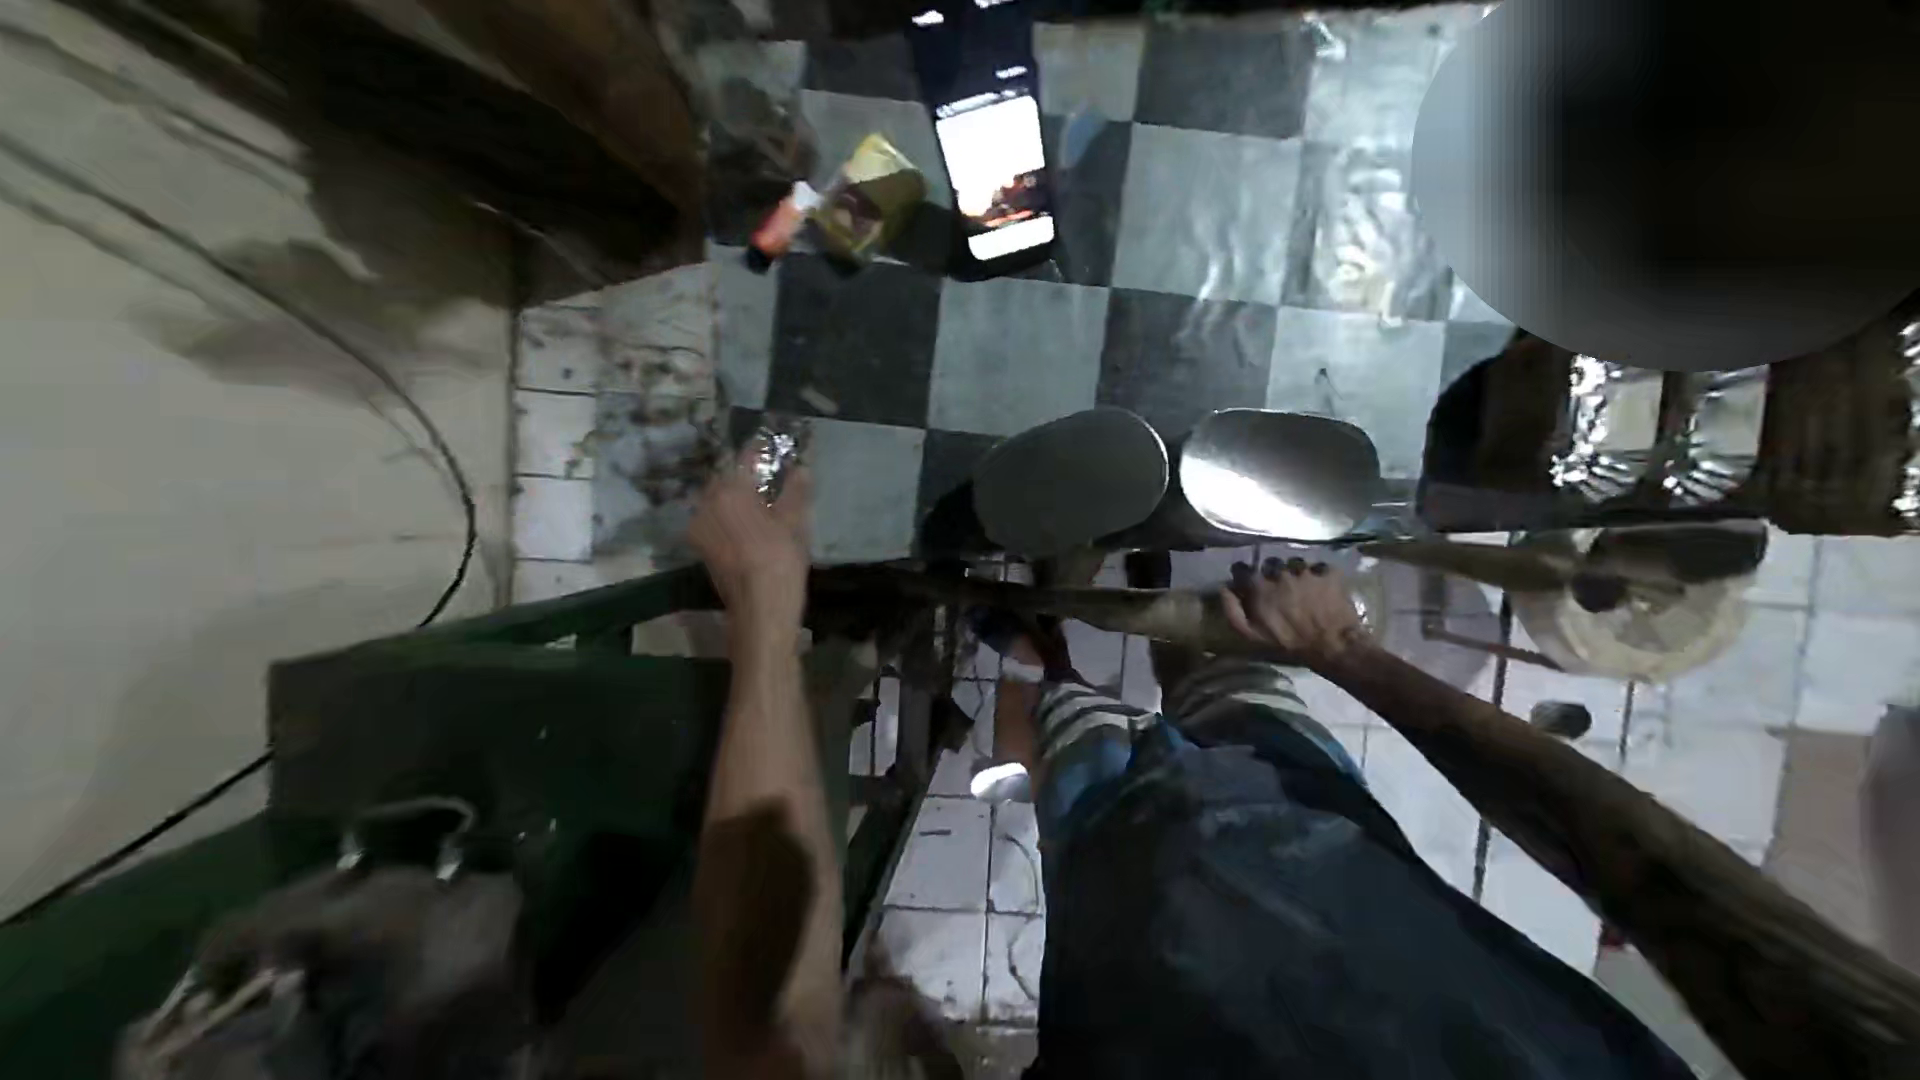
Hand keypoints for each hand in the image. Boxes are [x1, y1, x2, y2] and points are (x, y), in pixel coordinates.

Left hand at [689, 442, 812, 634]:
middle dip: (745, 476)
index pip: (744, 460)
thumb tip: (802, 468)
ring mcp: (699, 527)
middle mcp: (706, 503)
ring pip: (717, 501)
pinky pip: (714, 521)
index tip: (772, 447)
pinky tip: (748, 526)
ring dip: (735, 498)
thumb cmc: (779, 559)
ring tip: (760, 503)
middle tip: (768, 478)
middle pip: (726, 480)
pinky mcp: (700, 548)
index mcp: (729, 490)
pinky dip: (729, 518)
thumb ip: (796, 490)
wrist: (759, 607)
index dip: (759, 451)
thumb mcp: (794, 521)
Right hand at [1219, 557, 1366, 669]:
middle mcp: (1280, 573)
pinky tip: (1321, 586)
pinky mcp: (1328, 573)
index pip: (1242, 568)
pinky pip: (1320, 566)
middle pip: (1270, 563)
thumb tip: (1224, 588)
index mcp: (1259, 585)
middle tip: (1278, 586)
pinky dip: (1319, 574)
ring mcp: (1306, 571)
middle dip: (1271, 572)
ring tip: (1301, 584)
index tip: (1247, 582)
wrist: (1332, 645)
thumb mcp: (1250, 634)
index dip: (1243, 574)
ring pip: (1295, 562)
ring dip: (1295, 571)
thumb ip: (1231, 609)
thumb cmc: (1287, 642)